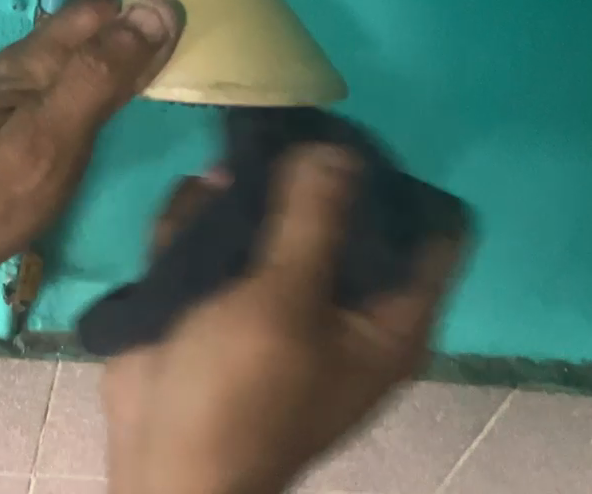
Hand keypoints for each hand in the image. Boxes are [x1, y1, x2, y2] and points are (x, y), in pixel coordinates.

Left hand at [0, 0, 183, 294]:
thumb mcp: (45, 143)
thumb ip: (99, 79)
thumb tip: (157, 9)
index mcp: (32, 60)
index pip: (104, 9)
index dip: (149, 17)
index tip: (201, 47)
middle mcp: (20, 65)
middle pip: (92, 30)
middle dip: (141, 39)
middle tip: (193, 78)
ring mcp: (9, 94)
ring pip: (78, 59)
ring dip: (120, 67)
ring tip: (167, 95)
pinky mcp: (4, 123)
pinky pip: (62, 89)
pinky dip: (95, 93)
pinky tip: (108, 120)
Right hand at [102, 146, 467, 493]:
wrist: (163, 454)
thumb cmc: (241, 388)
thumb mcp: (283, 300)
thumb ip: (312, 219)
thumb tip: (338, 146)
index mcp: (383, 316)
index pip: (428, 231)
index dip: (392, 179)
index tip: (336, 138)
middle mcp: (337, 301)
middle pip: (337, 214)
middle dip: (297, 174)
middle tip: (261, 137)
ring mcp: (272, 297)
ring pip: (270, 219)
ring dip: (237, 197)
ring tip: (210, 185)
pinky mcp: (218, 296)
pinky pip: (218, 241)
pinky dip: (198, 224)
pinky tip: (176, 218)